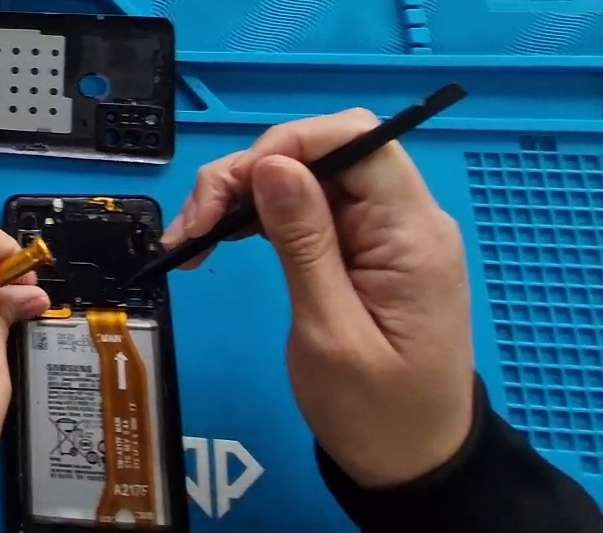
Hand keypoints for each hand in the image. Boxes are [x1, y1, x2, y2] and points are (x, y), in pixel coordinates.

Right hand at [163, 110, 474, 488]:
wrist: (408, 463)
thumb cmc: (376, 412)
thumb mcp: (331, 332)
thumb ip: (304, 243)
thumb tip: (274, 165)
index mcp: (411, 233)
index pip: (356, 139)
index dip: (290, 143)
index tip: (240, 187)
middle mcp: (397, 217)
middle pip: (314, 150)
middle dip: (246, 173)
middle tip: (197, 224)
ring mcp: (373, 228)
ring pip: (292, 171)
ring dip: (234, 195)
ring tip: (192, 240)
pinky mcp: (349, 241)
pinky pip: (290, 202)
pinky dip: (244, 214)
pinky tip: (211, 240)